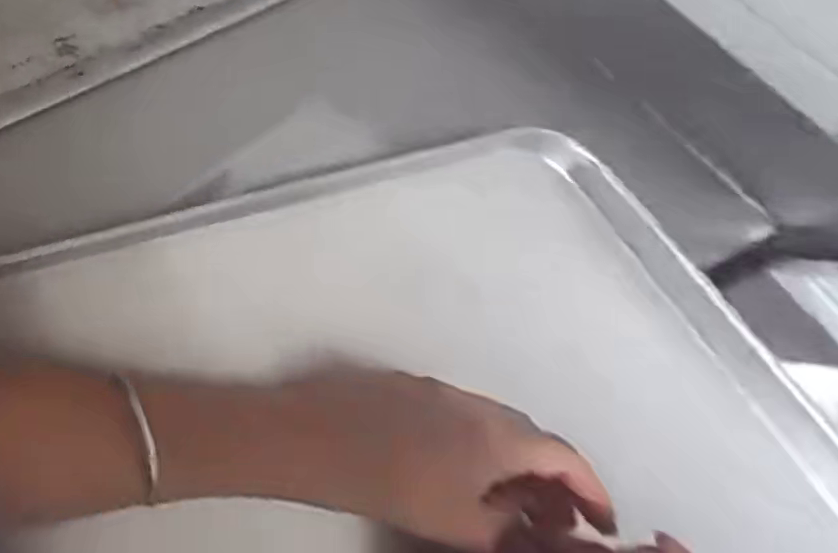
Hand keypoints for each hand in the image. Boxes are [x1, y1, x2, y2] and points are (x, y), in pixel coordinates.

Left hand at [270, 370, 617, 552]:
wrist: (306, 438)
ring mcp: (417, 384)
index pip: (562, 452)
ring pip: (478, 416)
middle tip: (547, 513)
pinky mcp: (384, 381)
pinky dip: (461, 434)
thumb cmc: (390, 485)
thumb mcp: (467, 525)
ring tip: (497, 493)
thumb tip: (527, 517)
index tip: (599, 521)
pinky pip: (440, 406)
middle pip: (522, 430)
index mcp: (491, 430)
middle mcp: (458, 398)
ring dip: (501, 451)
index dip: (590, 489)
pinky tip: (446, 463)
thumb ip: (512, 524)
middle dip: (545, 471)